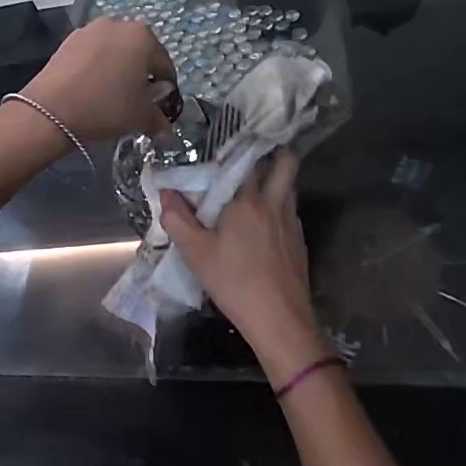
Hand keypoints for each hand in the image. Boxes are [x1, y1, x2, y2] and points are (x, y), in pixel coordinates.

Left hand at [16, 18, 175, 141]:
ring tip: (112, 95)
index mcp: (143, 36)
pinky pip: (92, 54)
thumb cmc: (106, 107)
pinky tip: (91, 89)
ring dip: (118, 69)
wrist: (50, 110)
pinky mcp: (68, 40)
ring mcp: (90, 30)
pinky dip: (97, 68)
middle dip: (141, 75)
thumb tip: (166, 130)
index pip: (164, 65)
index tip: (162, 106)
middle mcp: (118, 24)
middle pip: (139, 53)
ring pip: (114, 51)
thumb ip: (159, 120)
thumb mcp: (140, 117)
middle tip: (136, 101)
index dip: (166, 88)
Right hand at [161, 151, 327, 379]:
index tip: (225, 146)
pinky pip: (289, 210)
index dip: (238, 148)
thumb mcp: (195, 252)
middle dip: (274, 152)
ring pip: (290, 186)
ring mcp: (292, 222)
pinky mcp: (299, 241)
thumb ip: (177, 219)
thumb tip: (166, 193)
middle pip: (286, 163)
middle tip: (251, 156)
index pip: (247, 160)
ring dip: (276, 179)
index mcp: (247, 201)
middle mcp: (274, 204)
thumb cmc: (234, 282)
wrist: (279, 319)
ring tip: (251, 187)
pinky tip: (260, 224)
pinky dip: (277, 206)